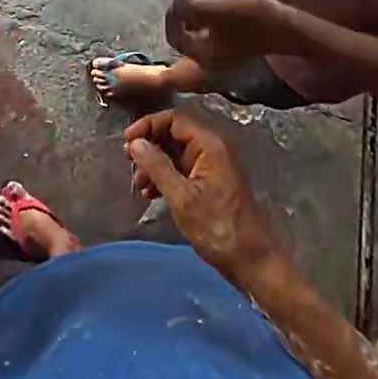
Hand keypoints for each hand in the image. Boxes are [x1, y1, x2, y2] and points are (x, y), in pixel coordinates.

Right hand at [123, 110, 277, 276]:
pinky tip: (151, 193)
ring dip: (155, 164)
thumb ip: (157, 167)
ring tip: (139, 184)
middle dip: (150, 146)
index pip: (174, 119)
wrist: (250, 259)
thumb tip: (135, 143)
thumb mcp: (182, 197)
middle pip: (174, 133)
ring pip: (176, 152)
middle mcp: (212, 148)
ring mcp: (212, 165)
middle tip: (129, 163)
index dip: (148, 125)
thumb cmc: (217, 227)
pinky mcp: (210, 181)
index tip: (127, 141)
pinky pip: (182, 168)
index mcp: (210, 145)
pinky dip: (165, 176)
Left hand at [165, 0, 303, 66]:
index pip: (175, 38)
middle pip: (186, 37)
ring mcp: (225, 55)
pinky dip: (211, 19)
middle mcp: (211, 61)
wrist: (288, 28)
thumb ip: (191, 6)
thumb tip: (175, 2)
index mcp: (203, 55)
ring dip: (197, 16)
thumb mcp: (217, 8)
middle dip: (184, 16)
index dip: (172, 17)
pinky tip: (219, 4)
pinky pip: (214, 33)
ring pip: (200, 34)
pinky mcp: (236, 47)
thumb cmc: (253, 17)